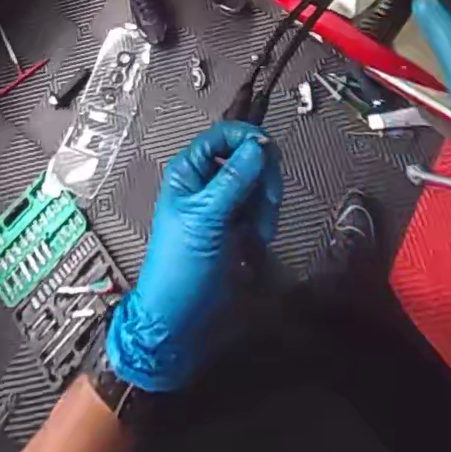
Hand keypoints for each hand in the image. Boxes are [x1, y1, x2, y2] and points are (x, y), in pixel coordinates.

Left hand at [107, 120, 281, 390]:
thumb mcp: (207, 218)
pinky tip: (259, 238)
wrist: (179, 315)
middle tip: (270, 202)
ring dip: (266, 202)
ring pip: (256, 181)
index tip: (271, 155)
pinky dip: (264, 218)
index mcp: (189, 169)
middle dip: (262, 177)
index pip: (223, 135)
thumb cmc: (181, 264)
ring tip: (261, 231)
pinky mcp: (234, 221)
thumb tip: (257, 144)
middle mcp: (205, 179)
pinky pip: (258, 205)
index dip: (247, 139)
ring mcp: (221, 201)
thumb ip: (233, 179)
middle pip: (246, 156)